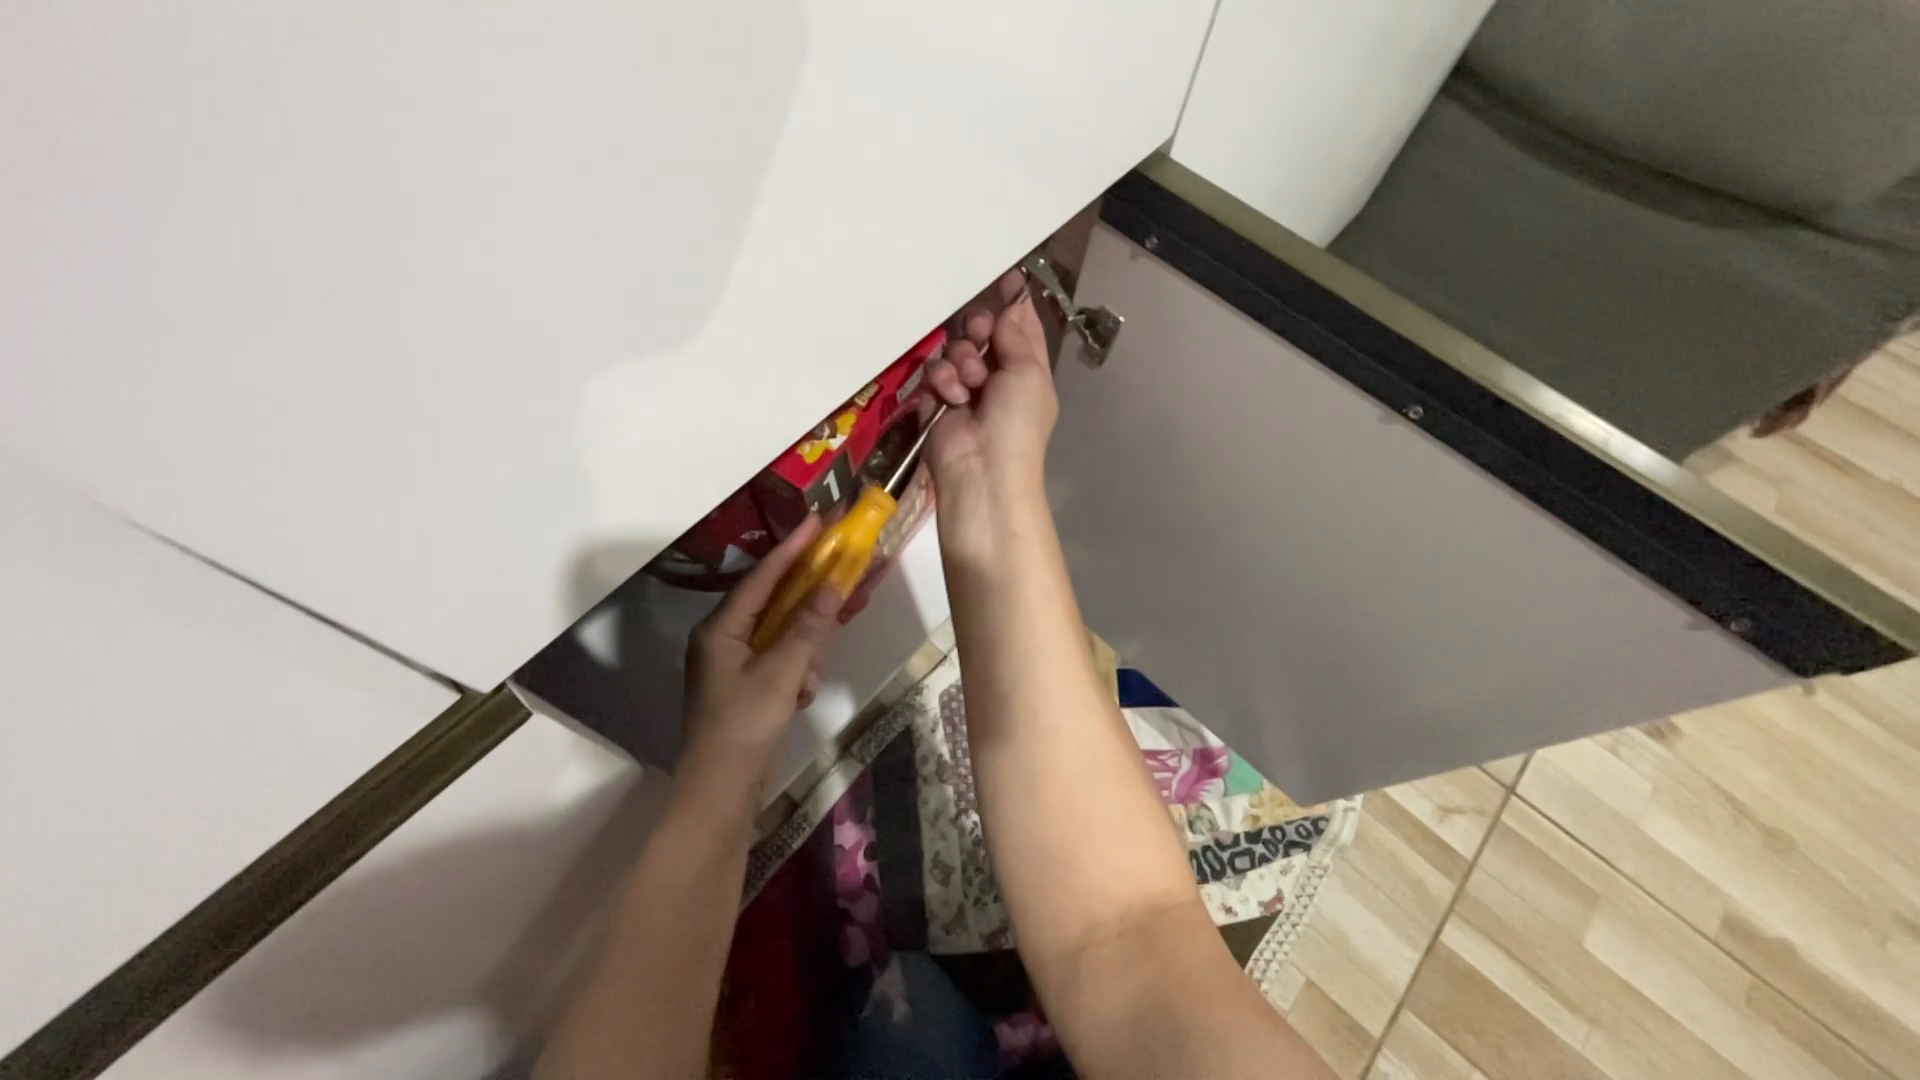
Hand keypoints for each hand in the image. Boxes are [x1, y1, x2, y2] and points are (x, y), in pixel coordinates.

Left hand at [681, 515, 843, 772]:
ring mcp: (736, 663)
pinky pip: (782, 662)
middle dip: (814, 594)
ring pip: (785, 635)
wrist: (720, 788)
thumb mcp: (782, 673)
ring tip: (815, 669)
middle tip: (850, 566)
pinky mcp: (749, 685)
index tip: (819, 520)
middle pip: (777, 602)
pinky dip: (797, 674)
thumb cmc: (744, 724)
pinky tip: (801, 697)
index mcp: (721, 627)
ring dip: (807, 649)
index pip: (764, 576)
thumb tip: (832, 585)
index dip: (793, 547)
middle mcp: (725, 638)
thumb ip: (809, 627)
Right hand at [921, 268, 1057, 492]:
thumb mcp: (1029, 373)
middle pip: (982, 331)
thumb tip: (1012, 306)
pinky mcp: (936, 400)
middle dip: (979, 328)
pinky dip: (942, 381)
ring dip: (962, 360)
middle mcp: (997, 376)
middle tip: (979, 335)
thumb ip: (1017, 336)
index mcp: (1027, 370)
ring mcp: (965, 388)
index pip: (1021, 327)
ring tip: (970, 384)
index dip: (1013, 303)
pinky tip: (952, 399)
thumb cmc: (1017, 423)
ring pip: (955, 348)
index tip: (1006, 277)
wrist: (982, 471)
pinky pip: (933, 371)